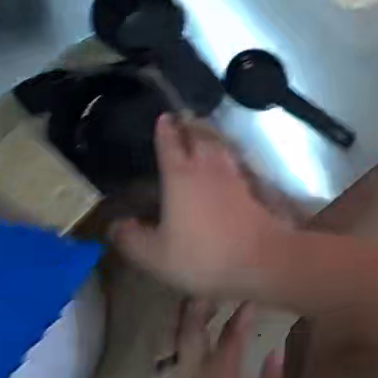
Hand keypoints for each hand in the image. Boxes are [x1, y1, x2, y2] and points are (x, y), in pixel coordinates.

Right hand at [112, 115, 293, 298]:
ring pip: (222, 147)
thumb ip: (132, 238)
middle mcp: (209, 169)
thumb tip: (116, 223)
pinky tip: (225, 165)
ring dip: (211, 137)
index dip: (166, 130)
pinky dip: (227, 157)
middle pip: (201, 137)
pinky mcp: (253, 190)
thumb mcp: (155, 255)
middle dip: (191, 126)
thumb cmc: (203, 256)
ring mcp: (234, 177)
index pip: (171, 145)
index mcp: (181, 177)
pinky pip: (236, 164)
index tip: (164, 117)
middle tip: (184, 119)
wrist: (261, 260)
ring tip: (204, 135)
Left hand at [146, 300, 284, 377]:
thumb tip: (277, 350)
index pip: (232, 335)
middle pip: (192, 330)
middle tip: (212, 283)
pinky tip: (191, 345)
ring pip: (178, 345)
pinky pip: (174, 363)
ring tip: (200, 305)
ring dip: (189, 322)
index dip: (243, 313)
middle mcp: (191, 377)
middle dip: (201, 305)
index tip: (255, 295)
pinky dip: (183, 345)